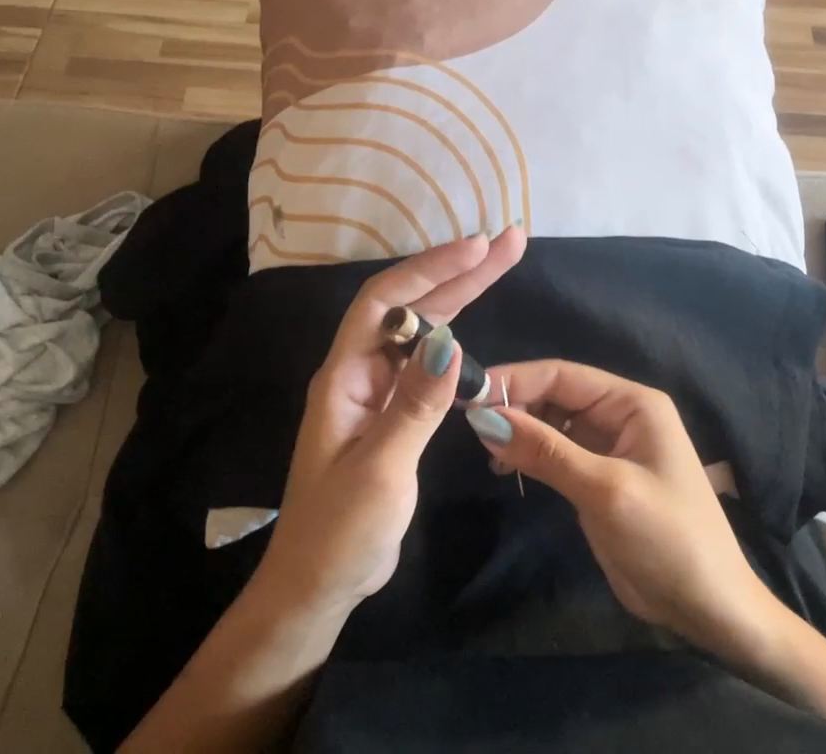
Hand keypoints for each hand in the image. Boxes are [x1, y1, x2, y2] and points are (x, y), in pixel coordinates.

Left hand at [253, 228, 526, 617]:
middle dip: (457, 274)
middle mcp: (359, 375)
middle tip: (507, 243)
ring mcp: (376, 396)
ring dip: (459, 300)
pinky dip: (454, 347)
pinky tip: (476, 334)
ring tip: (500, 266)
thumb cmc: (339, 530)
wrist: (318, 582)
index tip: (477, 249)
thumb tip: (451, 341)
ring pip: (420, 335)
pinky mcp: (392, 419)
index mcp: (344, 378)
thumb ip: (414, 405)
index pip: (385, 304)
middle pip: (410, 310)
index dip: (430, 271)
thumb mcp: (380, 468)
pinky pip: (425, 369)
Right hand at [466, 360, 788, 659]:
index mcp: (633, 404)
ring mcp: (609, 449)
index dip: (515, 380)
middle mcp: (620, 417)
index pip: (563, 375)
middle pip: (554, 395)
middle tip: (467, 424)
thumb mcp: (605, 490)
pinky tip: (502, 467)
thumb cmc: (668, 538)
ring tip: (483, 448)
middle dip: (514, 405)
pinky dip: (527, 455)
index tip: (467, 395)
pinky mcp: (597, 479)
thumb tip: (484, 419)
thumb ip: (546, 451)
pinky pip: (555, 453)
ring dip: (518, 431)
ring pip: (551, 423)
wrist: (708, 608)